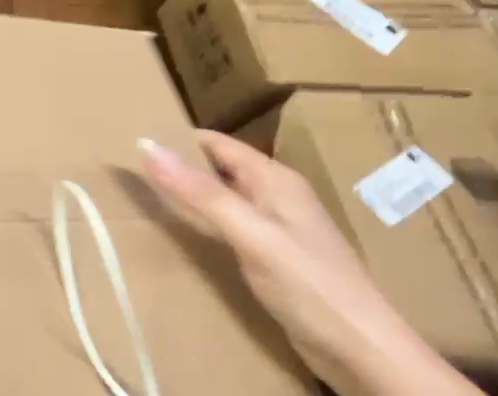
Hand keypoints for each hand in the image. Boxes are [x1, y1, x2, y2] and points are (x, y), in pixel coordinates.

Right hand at [138, 132, 479, 395]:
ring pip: (221, 201)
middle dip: (177, 169)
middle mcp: (277, 197)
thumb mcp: (250, 234)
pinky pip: (229, 231)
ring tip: (143, 202)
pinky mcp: (276, 261)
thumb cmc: (312, 288)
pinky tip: (182, 240)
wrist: (368, 358)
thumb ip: (199, 192)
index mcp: (275, 180)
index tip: (131, 142)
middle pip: (216, 170)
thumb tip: (144, 143)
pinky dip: (204, 228)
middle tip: (128, 173)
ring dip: (188, 200)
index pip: (214, 142)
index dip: (175, 139)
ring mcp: (278, 230)